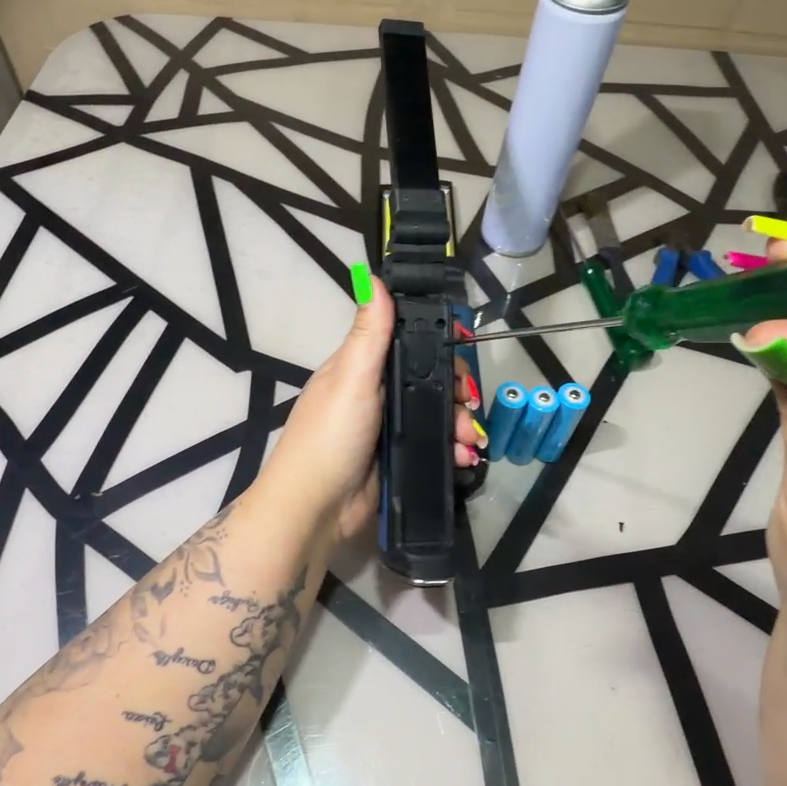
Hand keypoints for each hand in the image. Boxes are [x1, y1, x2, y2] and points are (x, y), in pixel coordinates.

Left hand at [256, 276, 480, 539]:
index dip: (438, 344)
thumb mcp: (350, 377)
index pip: (408, 342)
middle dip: (457, 391)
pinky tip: (465, 460)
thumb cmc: (330, 434)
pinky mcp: (399, 459)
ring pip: (437, 414)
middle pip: (431, 380)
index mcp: (361, 368)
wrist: (316, 508)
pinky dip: (454, 450)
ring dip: (461, 424)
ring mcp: (388, 429)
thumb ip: (369, 332)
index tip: (464, 349)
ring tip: (470, 442)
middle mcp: (376, 394)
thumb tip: (373, 276)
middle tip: (470, 405)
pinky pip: (436, 446)